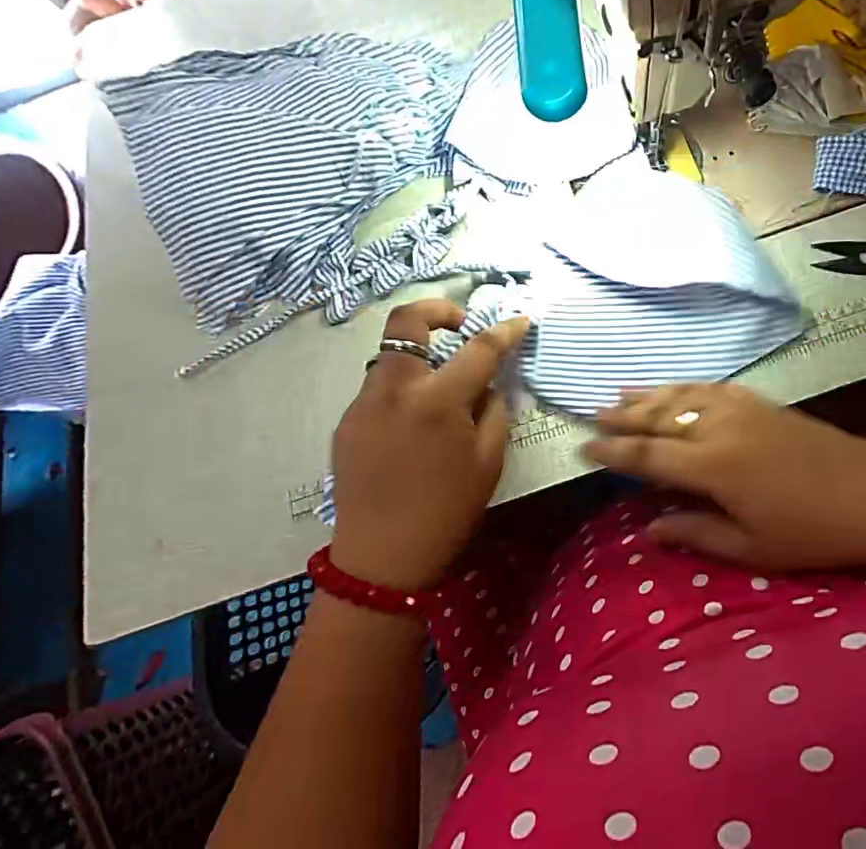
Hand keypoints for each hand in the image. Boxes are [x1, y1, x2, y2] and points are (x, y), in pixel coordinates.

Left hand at [328, 300, 529, 589]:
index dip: (504, 331)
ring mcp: (362, 403)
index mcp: (437, 401)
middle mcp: (394, 390)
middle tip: (460, 325)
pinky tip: (415, 423)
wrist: (382, 556)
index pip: (478, 349)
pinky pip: (379, 388)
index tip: (519, 322)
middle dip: (438, 310)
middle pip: (407, 321)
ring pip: (391, 355)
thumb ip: (493, 409)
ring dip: (419, 355)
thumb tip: (487, 383)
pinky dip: (403, 388)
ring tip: (441, 386)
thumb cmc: (447, 510)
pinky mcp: (346, 421)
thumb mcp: (489, 460)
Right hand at [583, 383, 865, 570]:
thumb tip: (647, 528)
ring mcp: (745, 408)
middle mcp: (721, 427)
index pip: (648, 454)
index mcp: (714, 465)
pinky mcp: (765, 403)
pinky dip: (687, 388)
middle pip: (661, 416)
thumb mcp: (753, 547)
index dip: (613, 451)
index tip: (583, 447)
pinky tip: (679, 390)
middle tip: (592, 414)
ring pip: (684, 396)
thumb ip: (696, 533)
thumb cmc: (816, 532)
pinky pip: (713, 389)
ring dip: (651, 396)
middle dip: (624, 416)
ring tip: (621, 393)